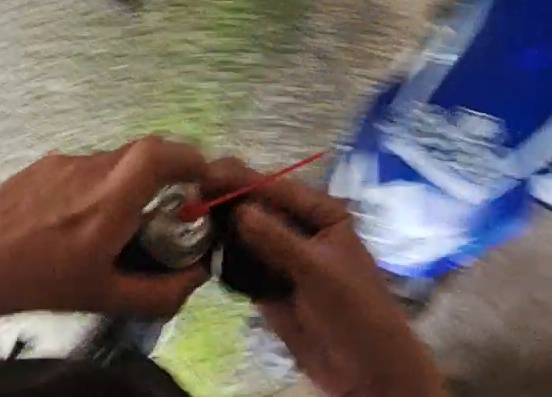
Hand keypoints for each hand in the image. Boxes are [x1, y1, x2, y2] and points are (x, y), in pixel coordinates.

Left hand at [0, 137, 210, 333]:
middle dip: (167, 170)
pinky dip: (101, 182)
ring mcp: (64, 162)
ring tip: (124, 219)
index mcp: (108, 202)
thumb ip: (160, 290)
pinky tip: (83, 216)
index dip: (188, 156)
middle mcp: (89, 171)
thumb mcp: (107, 296)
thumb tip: (198, 274)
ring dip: (131, 179)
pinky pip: (87, 165)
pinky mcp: (45, 162)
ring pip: (113, 159)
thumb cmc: (44, 281)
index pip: (156, 155)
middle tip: (176, 201)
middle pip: (141, 152)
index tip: (204, 176)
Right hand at [207, 159, 445, 396]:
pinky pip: (235, 256)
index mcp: (317, 212)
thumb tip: (238, 209)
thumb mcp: (320, 272)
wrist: (369, 375)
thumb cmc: (357, 314)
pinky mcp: (263, 278)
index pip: (272, 185)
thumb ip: (279, 240)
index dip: (237, 178)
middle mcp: (294, 224)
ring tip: (183, 214)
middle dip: (221, 196)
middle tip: (187, 194)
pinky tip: (193, 242)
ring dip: (214, 220)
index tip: (203, 175)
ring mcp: (277, 251)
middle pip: (251, 201)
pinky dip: (217, 249)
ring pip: (239, 226)